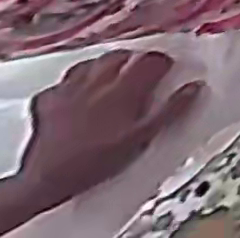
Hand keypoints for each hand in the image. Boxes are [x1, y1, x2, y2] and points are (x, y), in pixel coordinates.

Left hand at [17, 51, 204, 209]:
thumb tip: (196, 85)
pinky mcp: (45, 104)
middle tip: (143, 69)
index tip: (167, 70)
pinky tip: (76, 89)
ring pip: (90, 63)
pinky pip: (60, 83)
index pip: (152, 60)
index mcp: (124, 89)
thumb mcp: (143, 137)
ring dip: (105, 64)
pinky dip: (71, 81)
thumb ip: (172, 109)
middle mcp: (97, 84)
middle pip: (121, 55)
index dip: (163, 63)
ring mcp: (68, 93)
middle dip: (135, 58)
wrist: (43, 184)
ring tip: (114, 72)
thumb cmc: (98, 160)